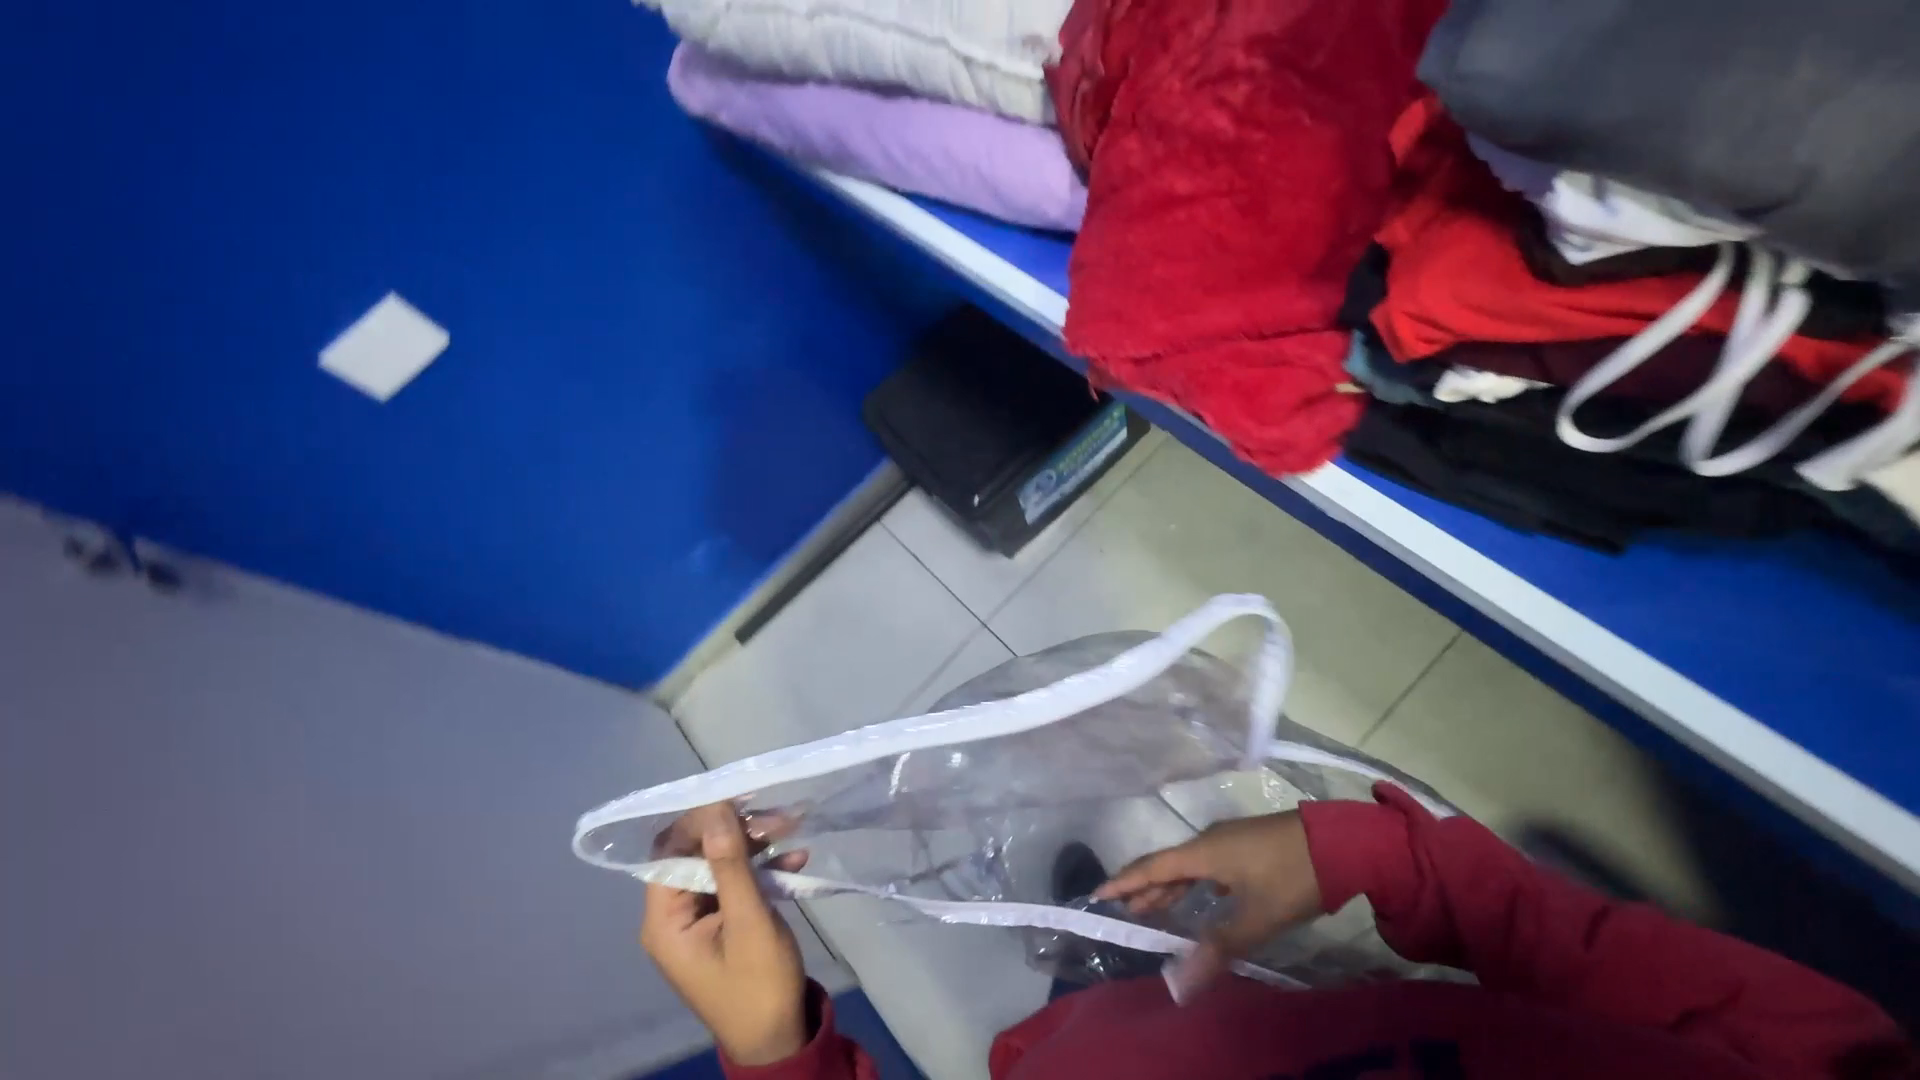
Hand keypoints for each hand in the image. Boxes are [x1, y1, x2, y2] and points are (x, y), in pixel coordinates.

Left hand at [640, 803, 811, 1065]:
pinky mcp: (724, 923)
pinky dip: (764, 870)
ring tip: (791, 827)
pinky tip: (796, 857)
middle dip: (735, 831)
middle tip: (776, 815)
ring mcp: (699, 920)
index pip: (669, 852)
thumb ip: (731, 865)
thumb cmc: (757, 985)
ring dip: (755, 846)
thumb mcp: (748, 921)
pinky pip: (737, 884)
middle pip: (696, 854)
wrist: (779, 1039)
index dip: (700, 822)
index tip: (738, 801)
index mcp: (665, 920)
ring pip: (721, 865)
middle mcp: (674, 916)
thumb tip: (717, 811)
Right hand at [1094, 811, 1322, 995]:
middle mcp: (1208, 841)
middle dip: (1143, 888)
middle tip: (1123, 910)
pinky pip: (1206, 864)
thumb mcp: (1257, 918)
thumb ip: (1218, 948)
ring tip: (1154, 907)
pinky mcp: (1246, 845)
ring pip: (1188, 865)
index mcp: (1203, 853)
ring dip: (1169, 886)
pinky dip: (1193, 883)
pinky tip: (1203, 896)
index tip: (1098, 894)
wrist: (1340, 843)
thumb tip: (1181, 983)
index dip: (1124, 882)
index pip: (1152, 868)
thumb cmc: (1291, 876)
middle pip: (1166, 865)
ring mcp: (1229, 840)